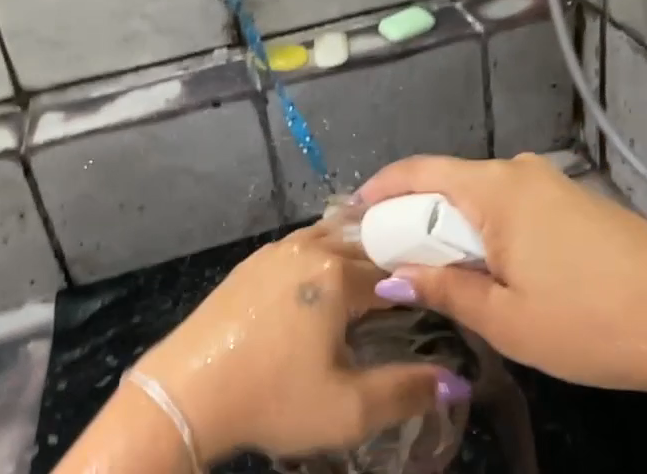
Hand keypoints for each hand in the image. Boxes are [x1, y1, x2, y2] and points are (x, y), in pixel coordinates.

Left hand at [131, 226, 467, 462]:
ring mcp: (274, 252)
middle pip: (363, 244)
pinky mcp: (251, 264)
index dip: (420, 284)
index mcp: (335, 274)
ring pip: (330, 237)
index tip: (442, 297)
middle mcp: (307, 249)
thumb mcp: (348, 409)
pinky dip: (325, 250)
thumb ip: (407, 391)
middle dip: (392, 259)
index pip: (394, 270)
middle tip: (418, 281)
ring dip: (357, 250)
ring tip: (379, 271)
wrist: (190, 389)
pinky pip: (302, 244)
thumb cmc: (273, 397)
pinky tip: (327, 275)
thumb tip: (456, 379)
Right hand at [359, 153, 646, 394]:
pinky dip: (489, 237)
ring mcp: (553, 187)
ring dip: (453, 234)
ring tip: (440, 279)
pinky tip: (495, 277)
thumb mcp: (508, 319)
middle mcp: (519, 173)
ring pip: (480, 201)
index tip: (350, 222)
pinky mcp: (578, 208)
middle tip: (389, 265)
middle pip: (446, 185)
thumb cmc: (594, 320)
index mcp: (494, 189)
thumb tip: (395, 274)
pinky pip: (512, 212)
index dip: (378, 192)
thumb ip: (445, 290)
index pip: (416, 172)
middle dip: (413, 221)